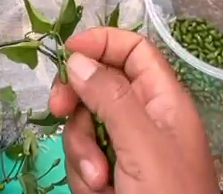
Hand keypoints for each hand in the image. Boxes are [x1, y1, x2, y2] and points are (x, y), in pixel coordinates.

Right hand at [48, 27, 217, 193]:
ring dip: (81, 150)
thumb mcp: (143, 145)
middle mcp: (145, 120)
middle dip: (78, 102)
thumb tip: (77, 58)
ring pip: (85, 126)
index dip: (101, 43)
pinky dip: (82, 176)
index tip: (67, 52)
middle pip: (99, 86)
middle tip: (58, 109)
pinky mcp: (110, 181)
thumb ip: (110, 97)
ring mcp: (126, 153)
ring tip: (99, 183)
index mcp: (164, 101)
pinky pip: (82, 161)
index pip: (133, 51)